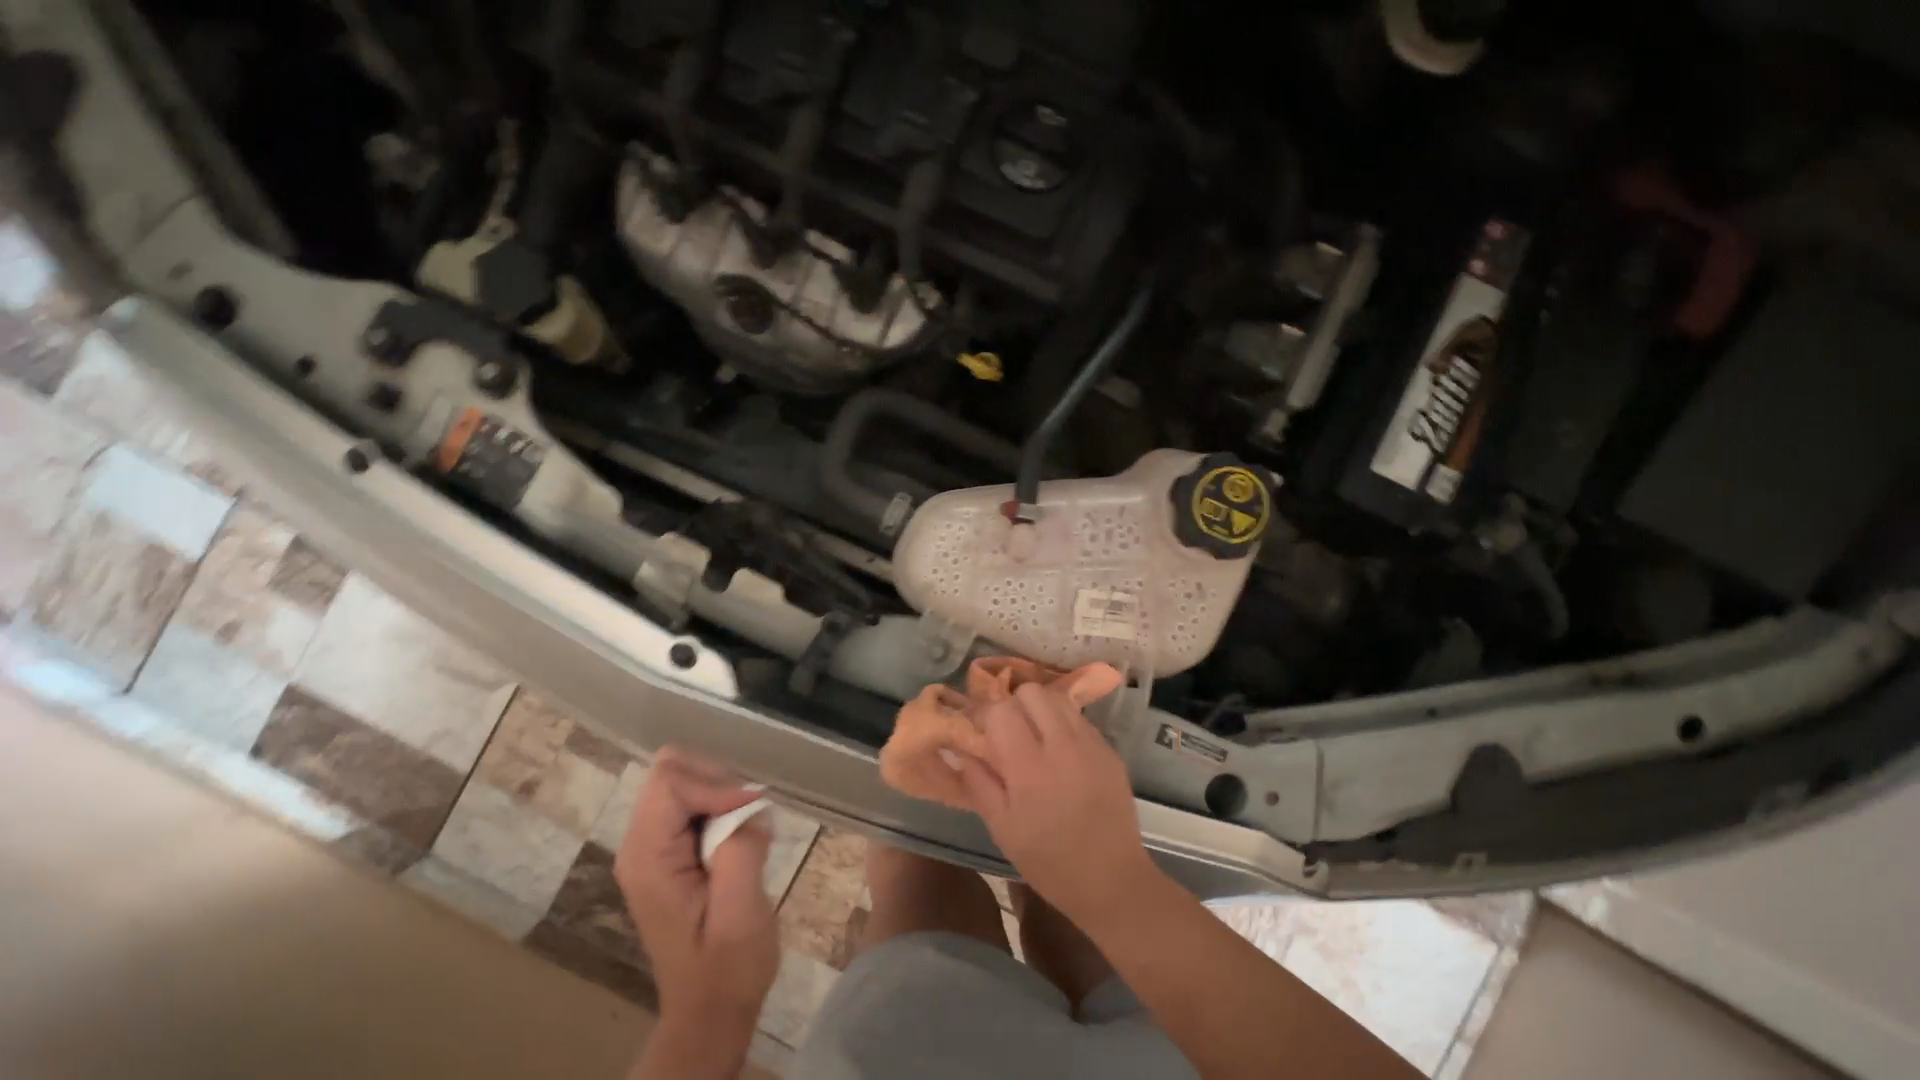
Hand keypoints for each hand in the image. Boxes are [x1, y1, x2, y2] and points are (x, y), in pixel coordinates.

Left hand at [616, 748, 777, 1032]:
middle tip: (750, 816)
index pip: (670, 782)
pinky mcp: (668, 854)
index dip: (716, 785)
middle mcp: (639, 846)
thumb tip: (752, 808)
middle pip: (670, 772)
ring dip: (720, 794)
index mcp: (647, 859)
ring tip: (747, 830)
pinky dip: (719, 808)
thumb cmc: (727, 968)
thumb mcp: (740, 911)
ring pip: (681, 782)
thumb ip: (741, 850)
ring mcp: (651, 849)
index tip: (753, 811)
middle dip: (716, 782)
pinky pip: (689, 804)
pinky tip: (738, 839)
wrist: (710, 1010)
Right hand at [954, 683, 1156, 924]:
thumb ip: (979, 784)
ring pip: (1059, 699)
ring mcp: (1091, 745)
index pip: (1000, 710)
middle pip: (1032, 693)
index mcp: (1029, 766)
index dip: (984, 716)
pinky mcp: (1110, 751)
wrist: (1111, 880)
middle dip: (1013, 705)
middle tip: (1007, 733)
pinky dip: (1063, 725)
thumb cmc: (1048, 861)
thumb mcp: (1002, 829)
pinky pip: (1080, 720)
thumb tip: (961, 750)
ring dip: (1040, 710)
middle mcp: (1062, 745)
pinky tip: (1060, 754)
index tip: (979, 733)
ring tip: (1034, 738)